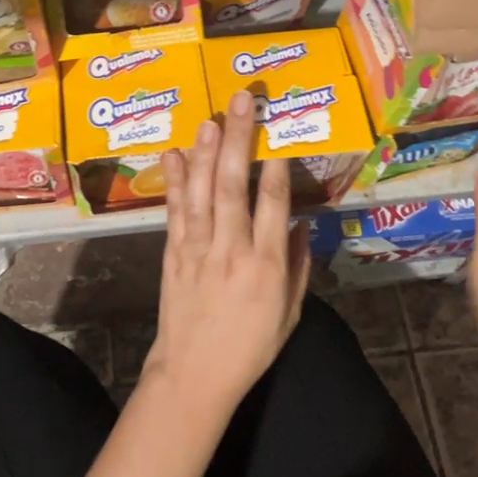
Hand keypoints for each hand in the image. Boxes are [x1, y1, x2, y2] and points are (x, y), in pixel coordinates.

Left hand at [146, 90, 311, 412]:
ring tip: (211, 118)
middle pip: (234, 185)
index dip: (276, 168)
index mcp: (266, 266)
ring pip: (202, 192)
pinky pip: (175, 210)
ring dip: (205, 151)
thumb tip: (303, 221)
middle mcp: (231, 250)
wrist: (194, 374)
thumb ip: (298, 265)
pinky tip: (175, 153)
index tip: (279, 136)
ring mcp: (198, 248)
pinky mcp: (174, 252)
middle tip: (243, 102)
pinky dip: (175, 180)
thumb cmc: (250, 346)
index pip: (273, 205)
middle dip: (239, 139)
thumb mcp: (289, 312)